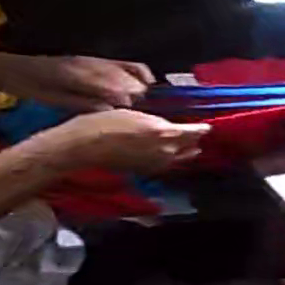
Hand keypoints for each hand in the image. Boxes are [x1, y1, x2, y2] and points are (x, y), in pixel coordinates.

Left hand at [0, 52, 153, 110]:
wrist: (7, 67)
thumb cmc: (27, 87)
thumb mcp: (50, 99)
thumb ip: (82, 103)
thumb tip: (113, 109)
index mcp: (77, 77)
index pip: (115, 90)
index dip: (125, 103)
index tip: (125, 113)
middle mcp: (91, 66)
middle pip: (130, 82)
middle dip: (135, 97)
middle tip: (128, 108)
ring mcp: (97, 61)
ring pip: (134, 75)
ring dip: (139, 89)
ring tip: (134, 100)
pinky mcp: (99, 60)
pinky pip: (132, 65)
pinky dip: (144, 75)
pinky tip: (145, 84)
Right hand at [26, 109, 209, 173]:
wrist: (78, 147)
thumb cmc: (100, 125)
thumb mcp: (132, 115)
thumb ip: (157, 121)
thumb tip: (169, 125)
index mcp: (166, 132)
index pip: (197, 131)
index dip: (202, 128)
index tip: (206, 127)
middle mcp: (169, 149)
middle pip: (192, 144)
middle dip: (193, 139)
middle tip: (193, 135)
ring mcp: (160, 162)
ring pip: (184, 156)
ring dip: (186, 150)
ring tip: (187, 146)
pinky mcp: (149, 170)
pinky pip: (169, 164)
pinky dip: (172, 159)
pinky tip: (168, 154)